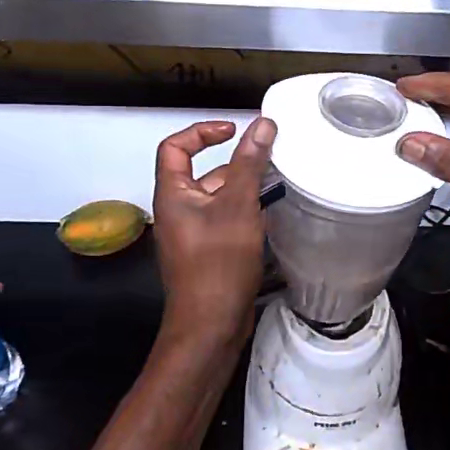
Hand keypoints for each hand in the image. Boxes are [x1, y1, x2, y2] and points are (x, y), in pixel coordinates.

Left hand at [152, 117, 275, 344]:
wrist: (210, 325)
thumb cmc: (218, 261)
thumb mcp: (238, 205)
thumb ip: (250, 163)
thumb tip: (262, 124)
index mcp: (172, 193)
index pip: (175, 146)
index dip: (202, 132)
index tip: (234, 131)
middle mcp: (177, 210)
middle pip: (202, 172)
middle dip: (235, 164)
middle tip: (270, 160)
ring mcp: (191, 233)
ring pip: (217, 198)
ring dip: (243, 189)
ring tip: (277, 186)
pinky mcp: (206, 252)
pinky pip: (224, 220)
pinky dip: (244, 212)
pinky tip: (270, 216)